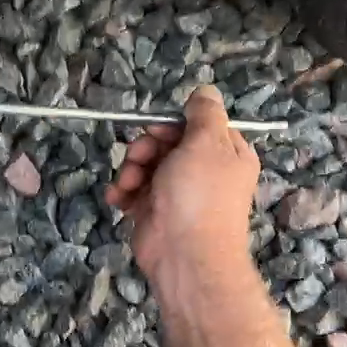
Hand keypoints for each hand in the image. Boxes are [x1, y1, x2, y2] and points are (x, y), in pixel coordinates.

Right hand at [107, 86, 261, 281]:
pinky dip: (123, 191)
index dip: (173, 125)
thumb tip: (205, 91)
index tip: (158, 129)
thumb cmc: (199, 195)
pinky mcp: (152, 211)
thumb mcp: (206, 143)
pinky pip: (132, 190)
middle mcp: (202, 171)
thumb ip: (204, 113)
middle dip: (145, 147)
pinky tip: (120, 199)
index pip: (196, 125)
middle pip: (165, 143)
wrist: (185, 255)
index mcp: (226, 154)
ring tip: (129, 184)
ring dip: (130, 169)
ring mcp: (176, 192)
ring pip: (144, 164)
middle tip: (140, 157)